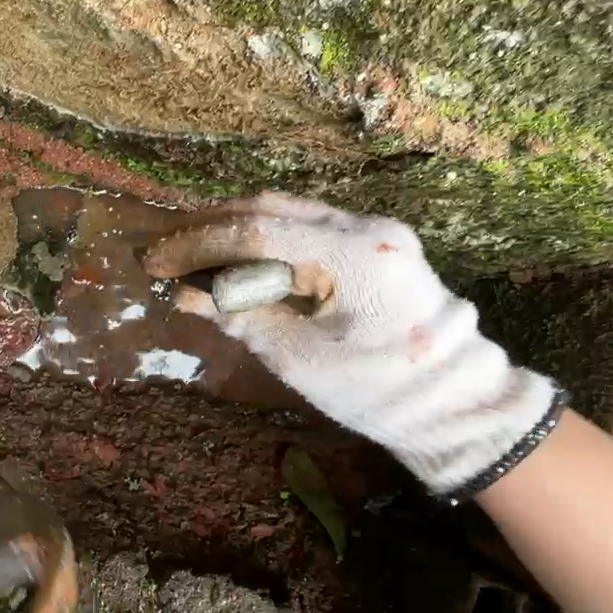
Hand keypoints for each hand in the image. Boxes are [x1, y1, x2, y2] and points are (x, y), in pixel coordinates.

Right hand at [145, 193, 562, 494]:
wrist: (454, 403)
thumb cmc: (378, 392)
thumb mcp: (302, 359)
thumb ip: (244, 317)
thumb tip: (186, 295)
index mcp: (354, 256)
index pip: (258, 233)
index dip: (199, 246)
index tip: (157, 262)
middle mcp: (366, 227)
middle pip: (269, 209)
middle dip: (209, 228)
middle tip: (164, 249)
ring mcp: (373, 231)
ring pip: (286, 213)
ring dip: (233, 230)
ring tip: (188, 251)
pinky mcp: (372, 244)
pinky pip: (305, 228)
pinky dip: (263, 240)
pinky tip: (232, 258)